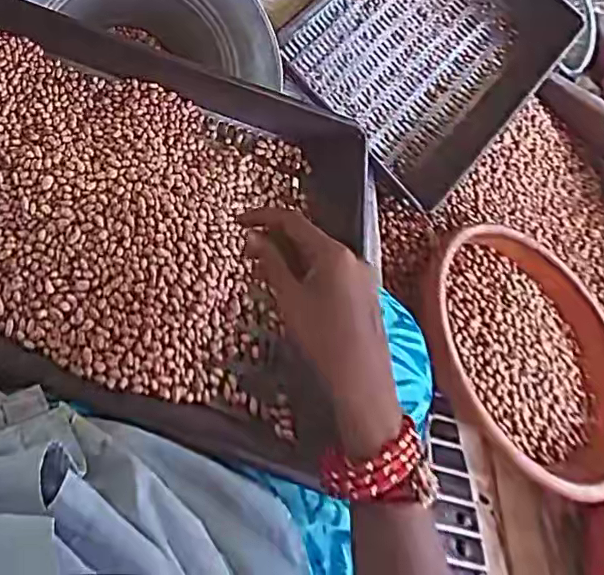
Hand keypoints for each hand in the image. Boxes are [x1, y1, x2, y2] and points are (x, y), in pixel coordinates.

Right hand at [242, 207, 401, 458]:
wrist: (364, 387)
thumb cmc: (324, 341)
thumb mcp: (289, 298)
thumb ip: (270, 261)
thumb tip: (252, 236)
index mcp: (333, 252)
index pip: (292, 220)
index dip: (262, 217)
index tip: (239, 221)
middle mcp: (352, 257)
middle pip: (306, 235)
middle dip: (275, 239)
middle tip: (247, 251)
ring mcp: (361, 275)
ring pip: (317, 254)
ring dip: (289, 256)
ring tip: (263, 270)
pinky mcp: (364, 293)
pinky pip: (330, 270)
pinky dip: (306, 271)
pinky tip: (289, 287)